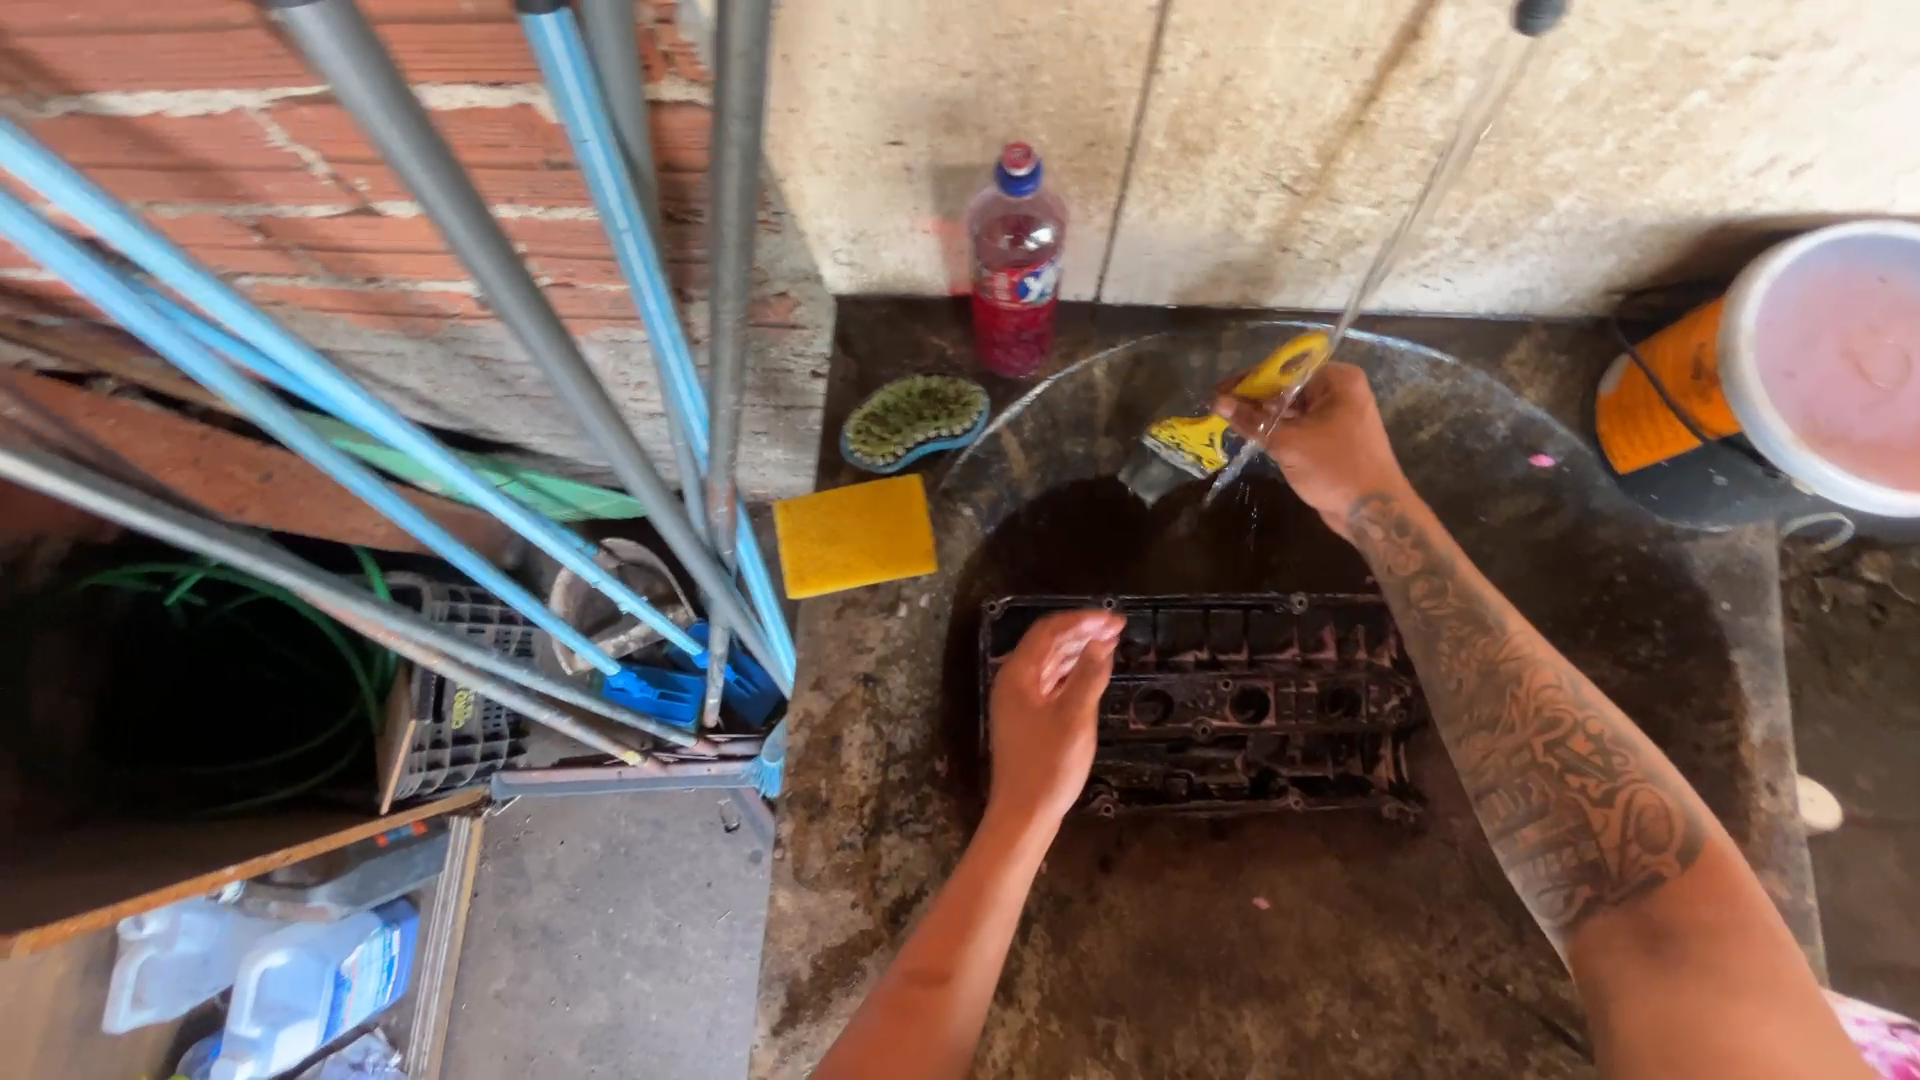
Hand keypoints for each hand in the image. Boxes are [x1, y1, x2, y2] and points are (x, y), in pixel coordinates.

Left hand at [986, 610, 1123, 826]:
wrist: (1024, 813)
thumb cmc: (1048, 764)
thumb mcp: (1075, 717)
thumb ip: (1088, 676)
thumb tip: (1100, 643)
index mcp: (1018, 674)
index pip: (1049, 631)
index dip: (1082, 620)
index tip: (1114, 620)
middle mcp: (1013, 681)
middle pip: (1047, 643)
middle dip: (1081, 632)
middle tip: (1117, 628)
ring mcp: (1019, 700)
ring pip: (1050, 662)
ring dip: (1078, 650)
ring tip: (1110, 643)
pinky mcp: (1028, 718)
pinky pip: (1051, 682)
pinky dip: (1072, 672)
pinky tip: (1092, 672)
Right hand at [1213, 362, 1411, 539]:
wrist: (1373, 510)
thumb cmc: (1335, 468)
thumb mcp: (1288, 443)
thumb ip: (1251, 421)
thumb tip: (1216, 402)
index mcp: (1337, 381)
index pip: (1284, 372)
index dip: (1249, 381)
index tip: (1218, 391)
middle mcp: (1338, 391)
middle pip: (1286, 388)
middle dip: (1253, 398)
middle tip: (1218, 407)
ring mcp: (1336, 414)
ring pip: (1290, 408)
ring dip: (1262, 415)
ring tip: (1227, 420)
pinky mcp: (1330, 436)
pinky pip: (1297, 425)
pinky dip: (1275, 429)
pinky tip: (1250, 434)